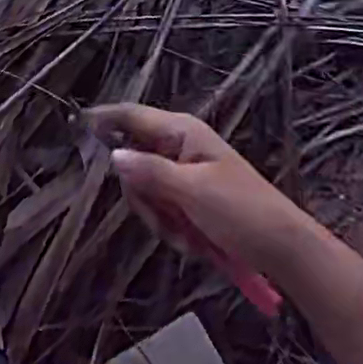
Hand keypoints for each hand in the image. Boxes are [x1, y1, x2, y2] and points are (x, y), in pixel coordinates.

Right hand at [85, 104, 323, 286]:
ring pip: (147, 188)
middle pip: (134, 160)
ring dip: (160, 217)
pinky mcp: (192, 194)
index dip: (105, 119)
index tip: (78, 124)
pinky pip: (164, 206)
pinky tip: (193, 242)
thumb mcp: (193, 192)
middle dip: (143, 196)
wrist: (284, 247)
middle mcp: (180, 144)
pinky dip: (172, 226)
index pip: (132, 116)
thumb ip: (150, 172)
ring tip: (186, 237)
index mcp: (181, 131)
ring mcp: (185, 169)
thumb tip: (113, 156)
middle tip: (162, 220)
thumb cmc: (241, 210)